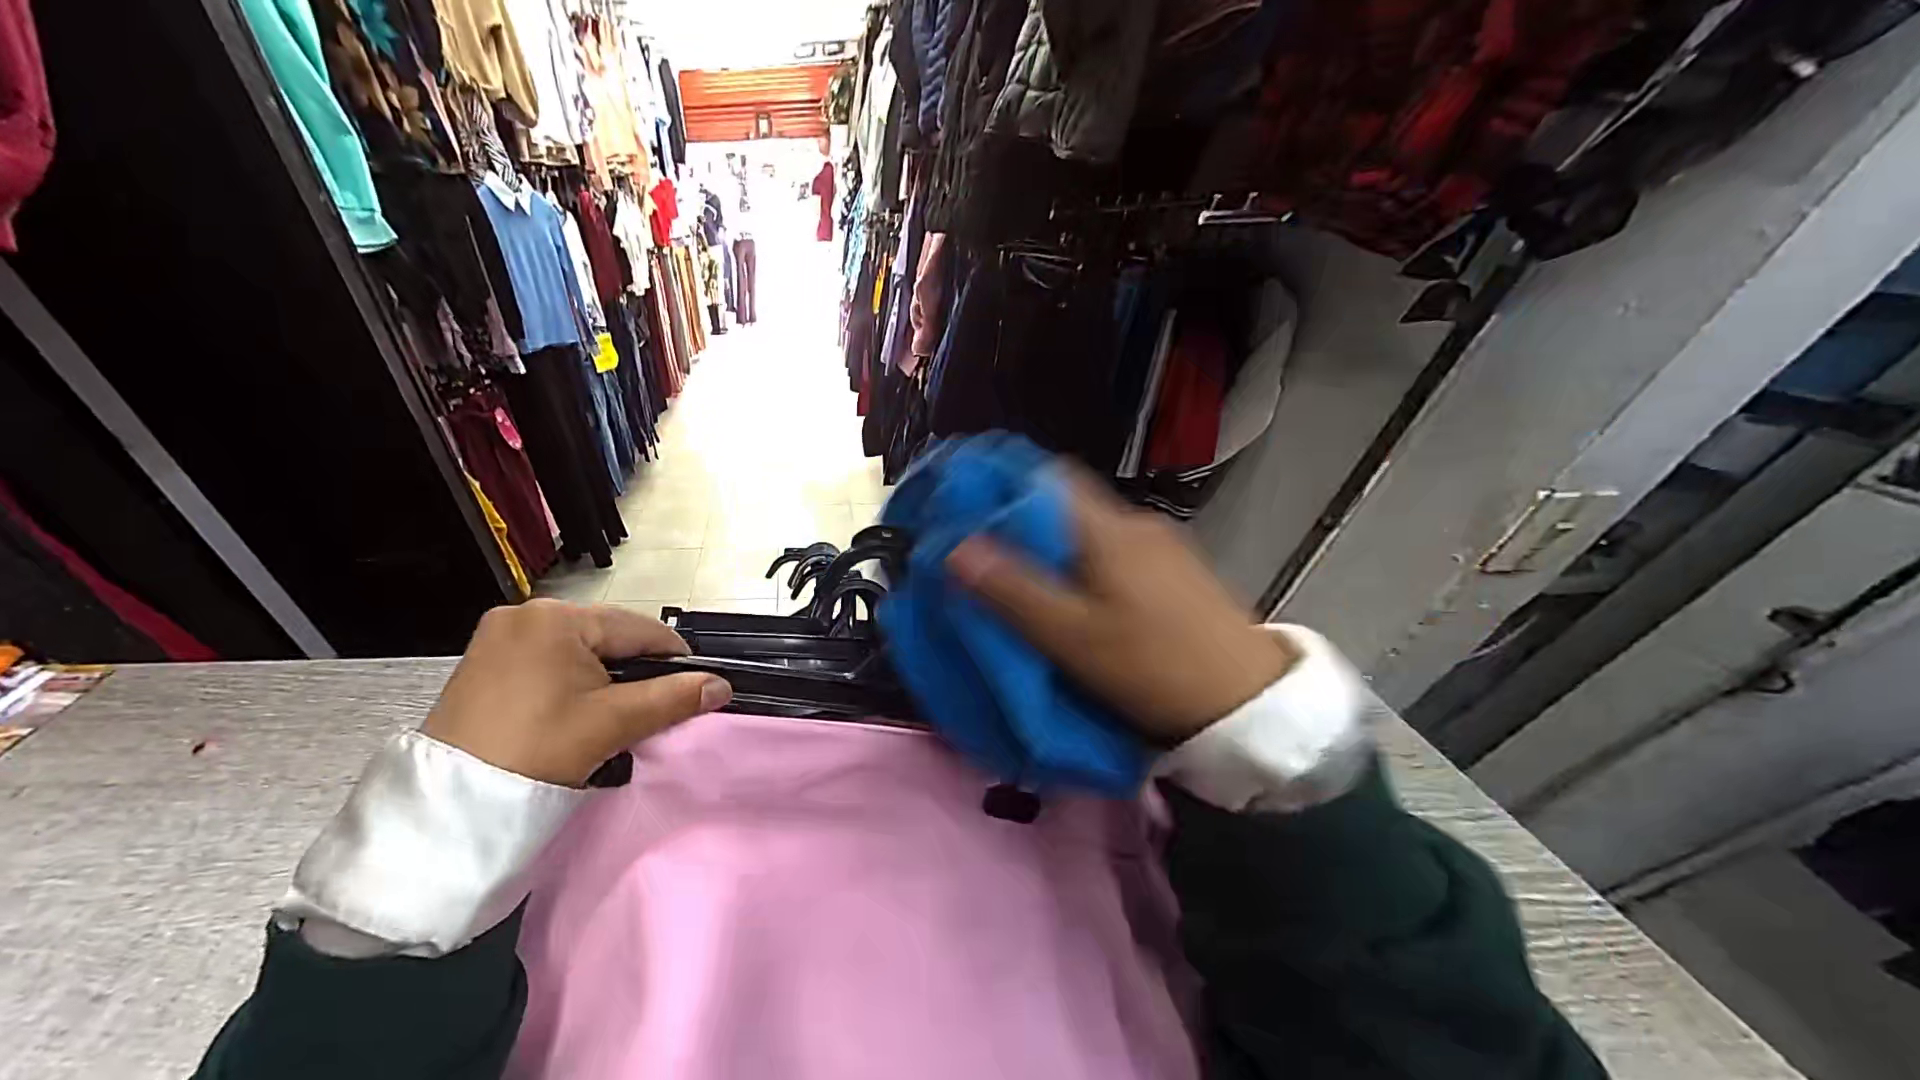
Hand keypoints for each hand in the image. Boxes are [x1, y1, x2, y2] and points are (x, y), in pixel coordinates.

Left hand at [424, 600, 731, 785]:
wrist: (445, 809)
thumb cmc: (531, 753)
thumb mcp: (613, 722)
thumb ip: (673, 698)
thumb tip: (719, 686)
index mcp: (556, 616)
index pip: (640, 628)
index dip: (675, 659)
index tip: (695, 688)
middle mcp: (524, 615)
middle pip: (609, 638)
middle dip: (636, 672)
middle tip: (652, 710)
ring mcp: (499, 637)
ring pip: (581, 651)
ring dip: (606, 679)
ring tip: (616, 717)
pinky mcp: (485, 663)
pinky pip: (550, 662)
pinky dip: (573, 684)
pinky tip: (578, 715)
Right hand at [946, 471, 1297, 743]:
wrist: (1248, 702)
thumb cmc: (1153, 668)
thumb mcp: (1073, 638)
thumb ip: (1014, 591)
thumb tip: (957, 548)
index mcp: (1107, 530)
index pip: (1046, 477)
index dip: (1001, 483)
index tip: (965, 507)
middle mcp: (1136, 523)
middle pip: (1065, 504)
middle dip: (1022, 523)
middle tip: (988, 556)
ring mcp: (1162, 545)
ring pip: (1090, 530)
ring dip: (1055, 547)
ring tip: (1027, 583)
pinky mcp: (1177, 571)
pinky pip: (1115, 552)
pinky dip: (1085, 564)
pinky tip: (1080, 598)